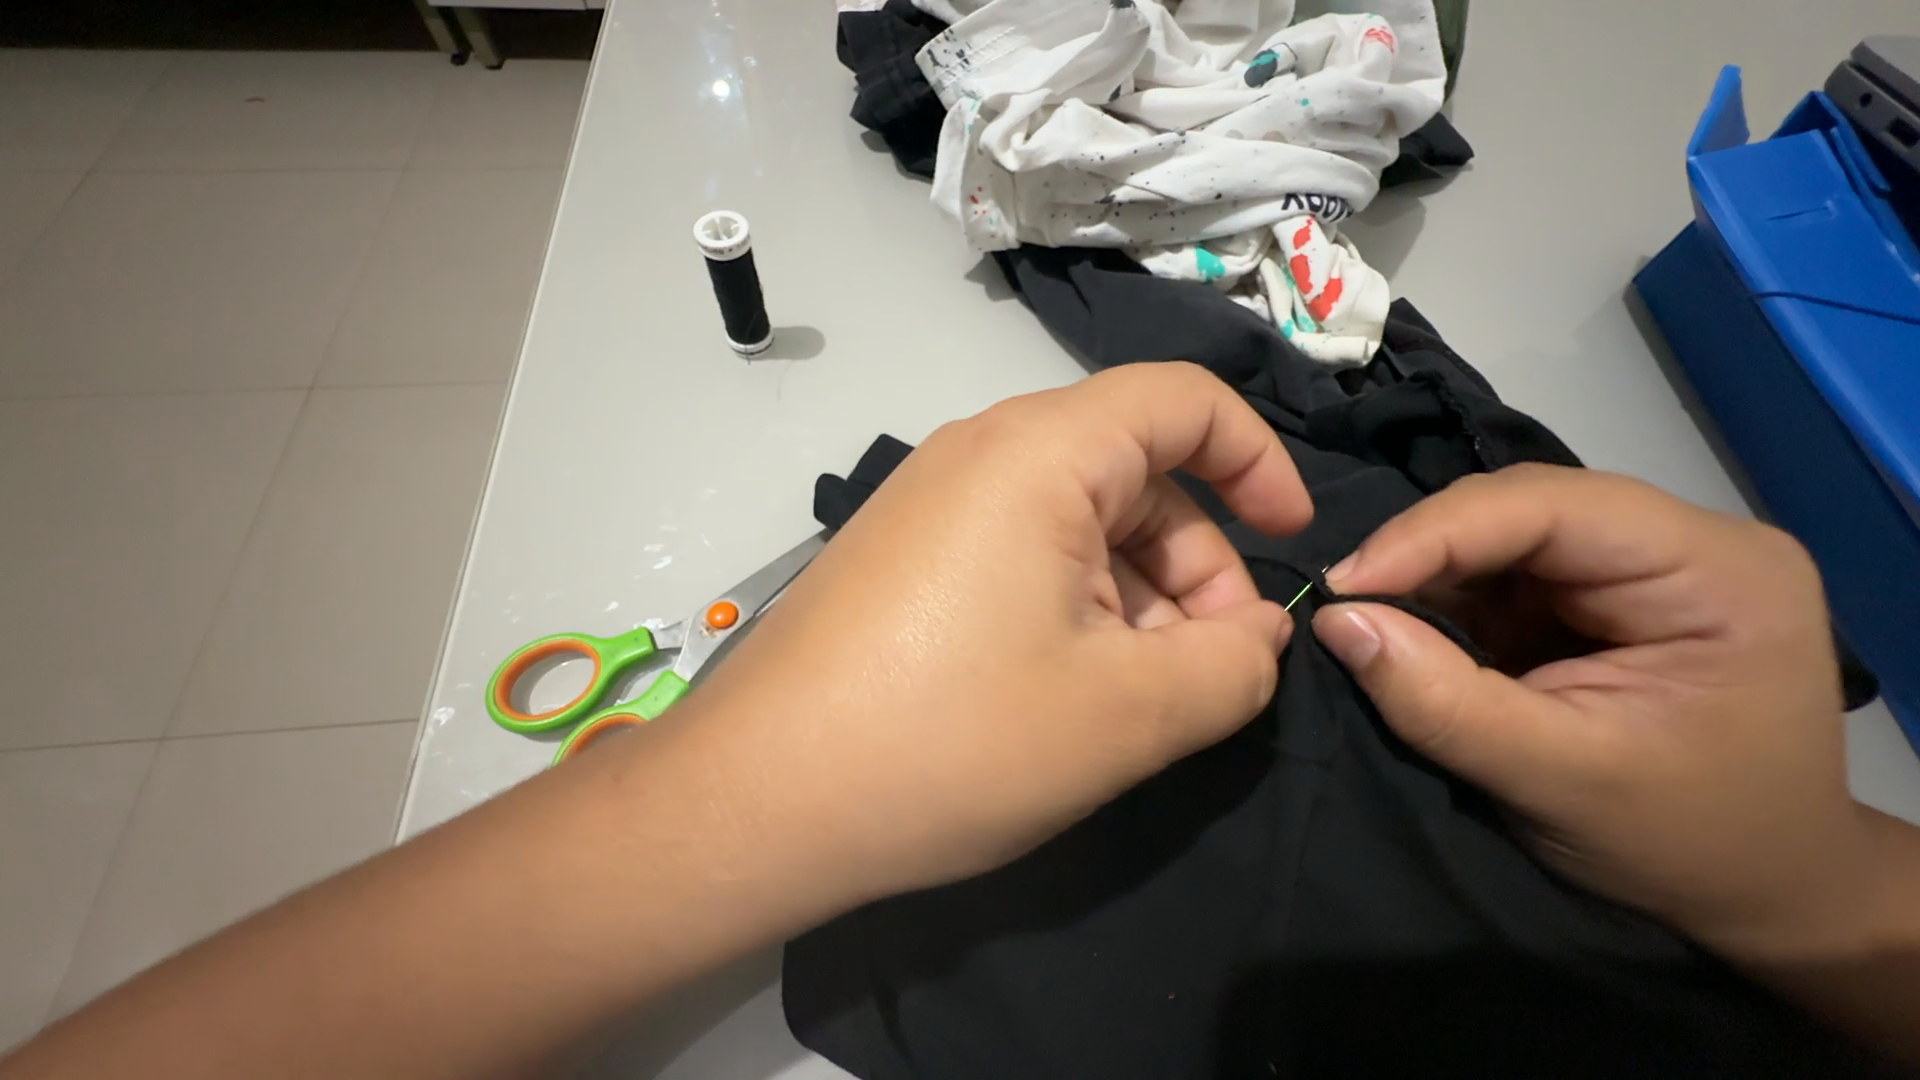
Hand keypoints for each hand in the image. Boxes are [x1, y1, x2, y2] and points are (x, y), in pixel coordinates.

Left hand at [679, 362, 1310, 903]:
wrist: (759, 798)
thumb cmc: (951, 740)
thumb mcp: (1125, 715)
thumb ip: (1231, 665)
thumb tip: (1257, 634)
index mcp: (1037, 452)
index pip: (1181, 400)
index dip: (1256, 459)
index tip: (1290, 540)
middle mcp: (978, 454)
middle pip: (1133, 475)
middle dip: (1193, 566)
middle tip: (1205, 670)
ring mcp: (932, 504)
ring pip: (1078, 525)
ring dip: (1133, 599)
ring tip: (1132, 699)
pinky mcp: (905, 557)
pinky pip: (1019, 556)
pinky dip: (1069, 608)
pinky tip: (1062, 692)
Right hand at [1309, 464, 1899, 960]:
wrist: (1751, 885)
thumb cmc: (1680, 842)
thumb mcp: (1554, 780)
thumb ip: (1441, 700)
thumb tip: (1335, 620)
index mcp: (1714, 573)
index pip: (1548, 507)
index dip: (1431, 534)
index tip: (1341, 587)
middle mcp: (1679, 543)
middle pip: (1517, 504)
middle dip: (1420, 549)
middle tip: (1344, 603)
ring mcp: (1632, 560)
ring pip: (1494, 526)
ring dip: (1422, 570)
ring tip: (1368, 617)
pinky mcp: (1588, 588)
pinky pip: (1491, 564)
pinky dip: (1436, 592)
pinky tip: (1409, 627)